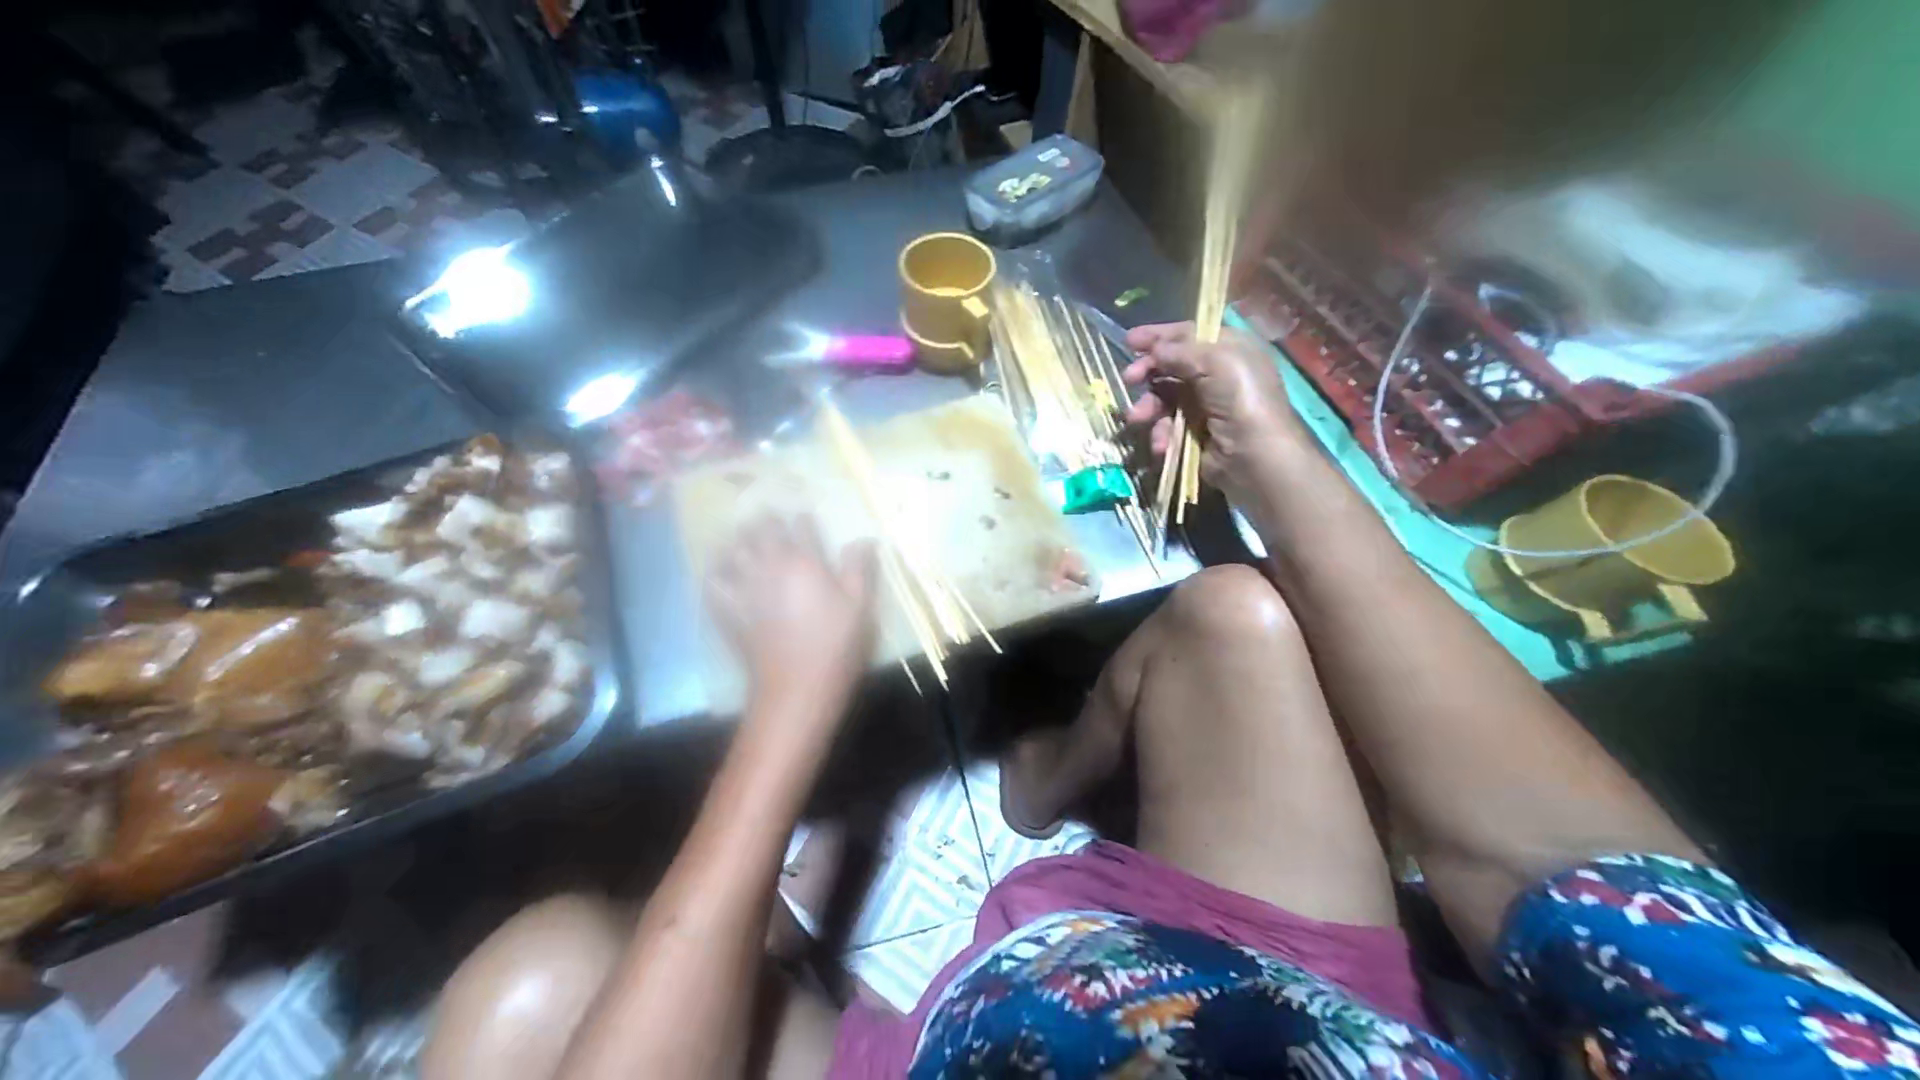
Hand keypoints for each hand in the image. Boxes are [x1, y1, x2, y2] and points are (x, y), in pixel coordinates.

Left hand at [707, 515, 876, 713]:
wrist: (797, 687)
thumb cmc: (835, 646)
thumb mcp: (860, 607)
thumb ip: (859, 569)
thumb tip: (863, 539)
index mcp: (806, 562)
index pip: (802, 525)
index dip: (803, 518)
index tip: (804, 515)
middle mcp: (772, 566)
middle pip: (762, 529)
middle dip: (766, 520)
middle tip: (769, 518)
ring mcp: (746, 586)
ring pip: (734, 548)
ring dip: (739, 538)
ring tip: (743, 537)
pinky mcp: (728, 608)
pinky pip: (713, 580)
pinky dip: (715, 570)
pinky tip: (719, 570)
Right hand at [1123, 322, 1308, 509]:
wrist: (1254, 455)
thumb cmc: (1240, 398)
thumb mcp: (1214, 361)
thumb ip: (1180, 351)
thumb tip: (1153, 350)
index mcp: (1229, 350)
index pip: (1189, 335)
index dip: (1159, 336)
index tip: (1129, 340)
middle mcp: (1217, 376)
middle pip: (1171, 367)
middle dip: (1148, 372)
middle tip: (1128, 378)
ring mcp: (1204, 407)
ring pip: (1163, 399)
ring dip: (1148, 408)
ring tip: (1137, 418)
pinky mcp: (1195, 435)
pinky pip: (1167, 428)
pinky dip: (1161, 434)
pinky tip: (1163, 444)